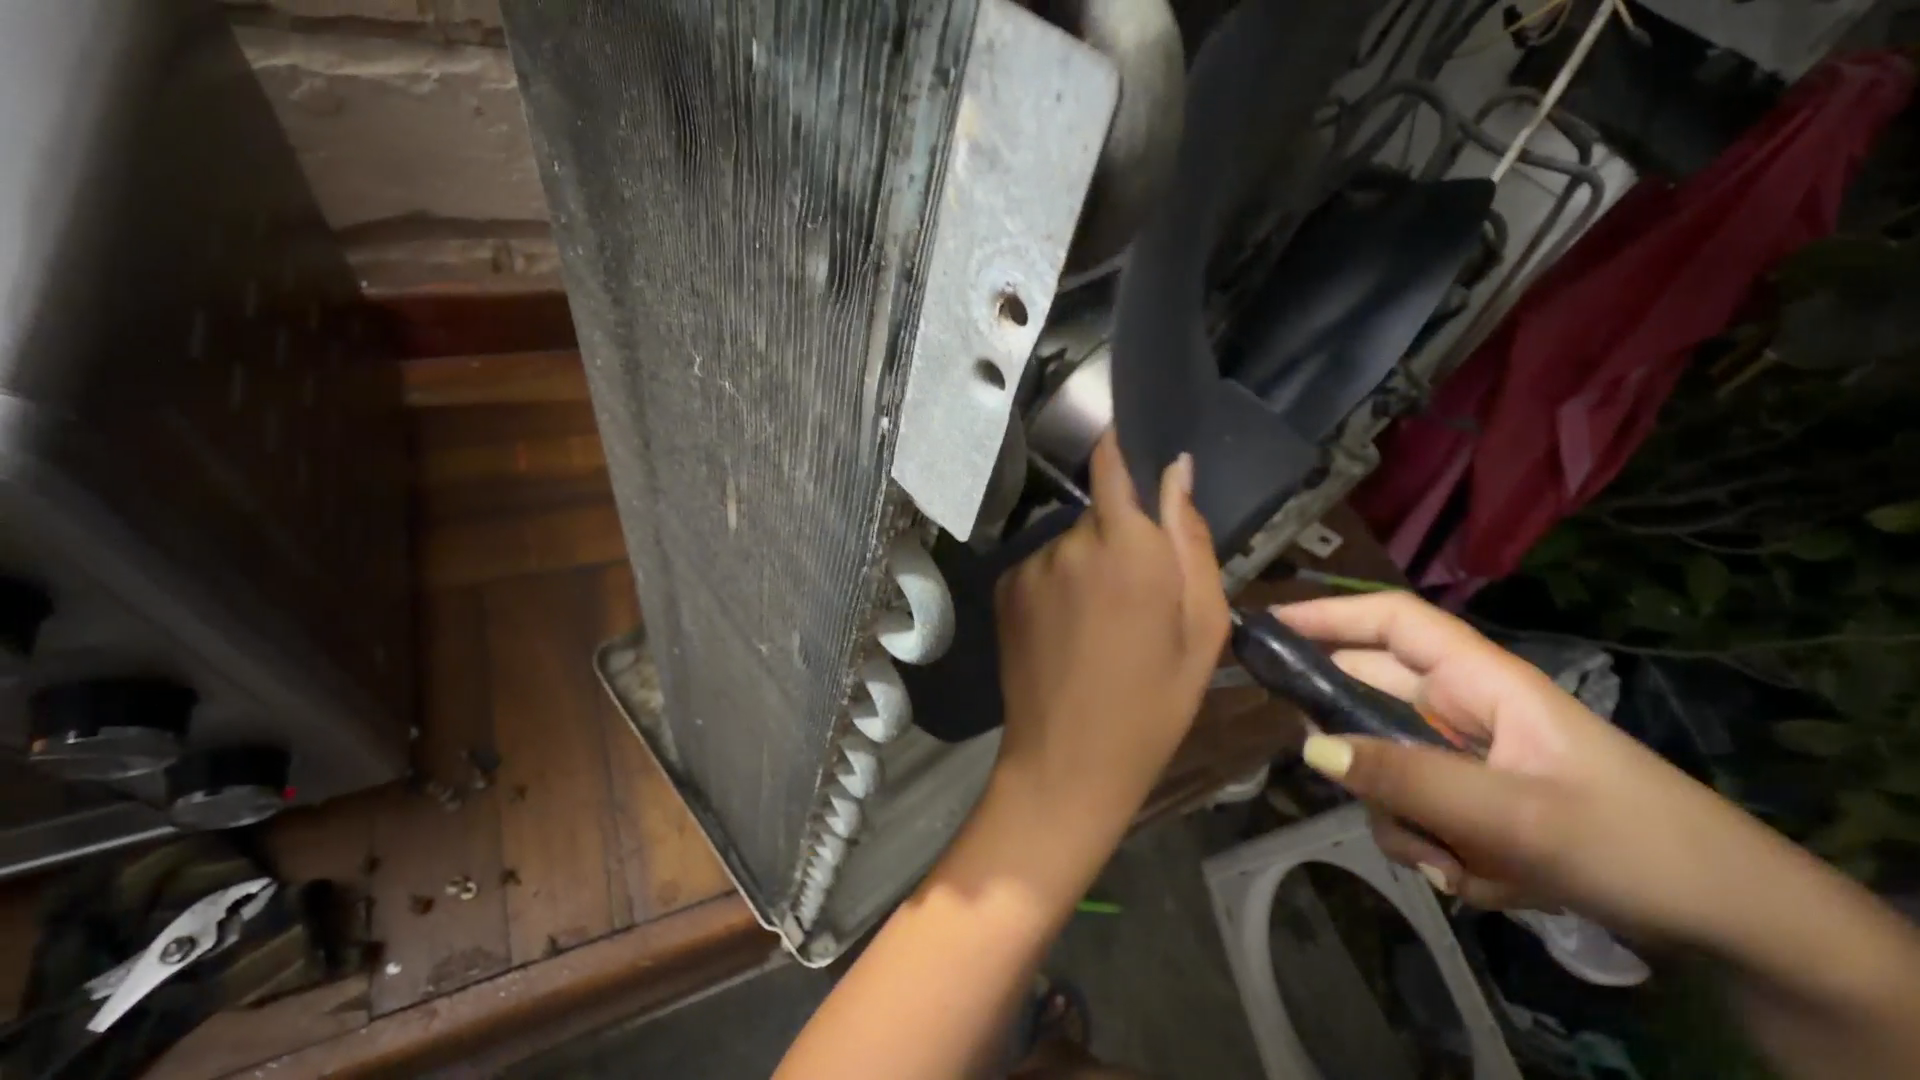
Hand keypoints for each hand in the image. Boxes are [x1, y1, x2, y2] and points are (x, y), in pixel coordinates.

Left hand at [992, 434, 1229, 824]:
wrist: (1070, 761)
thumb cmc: (1155, 702)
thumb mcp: (1204, 626)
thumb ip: (1192, 538)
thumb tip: (1177, 471)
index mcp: (1129, 546)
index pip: (1113, 463)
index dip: (1119, 443)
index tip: (1127, 436)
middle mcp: (1071, 541)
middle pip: (1100, 513)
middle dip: (1121, 537)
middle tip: (1140, 596)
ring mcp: (1030, 565)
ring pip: (1070, 543)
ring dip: (1087, 566)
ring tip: (1102, 627)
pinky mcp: (1003, 589)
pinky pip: (1041, 568)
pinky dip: (1057, 586)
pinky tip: (1068, 633)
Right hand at [1275, 591, 1783, 944]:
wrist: (1729, 922)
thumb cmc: (1631, 842)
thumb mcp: (1514, 814)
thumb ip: (1406, 778)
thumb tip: (1309, 749)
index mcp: (1484, 682)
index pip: (1394, 622)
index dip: (1328, 614)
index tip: (1264, 627)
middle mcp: (1468, 712)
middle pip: (1374, 698)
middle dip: (1352, 740)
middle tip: (1322, 765)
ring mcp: (1470, 763)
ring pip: (1387, 768)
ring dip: (1402, 816)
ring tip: (1449, 860)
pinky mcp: (1477, 809)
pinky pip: (1417, 814)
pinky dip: (1433, 849)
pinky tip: (1477, 881)